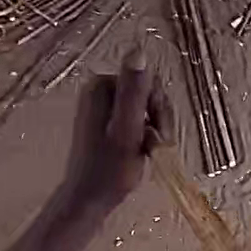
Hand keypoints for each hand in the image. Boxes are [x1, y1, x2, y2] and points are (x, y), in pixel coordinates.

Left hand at [61, 48, 171, 210]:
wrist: (90, 200)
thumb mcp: (127, 128)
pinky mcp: (106, 123)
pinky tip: (140, 153)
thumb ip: (134, 91)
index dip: (160, 109)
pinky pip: (137, 121)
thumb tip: (138, 50)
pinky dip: (144, 137)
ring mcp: (103, 108)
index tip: (158, 134)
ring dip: (153, 131)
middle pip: (148, 95)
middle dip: (158, 120)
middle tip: (154, 146)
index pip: (148, 83)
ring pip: (146, 110)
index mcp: (103, 87)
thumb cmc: (109, 169)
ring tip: (147, 152)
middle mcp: (100, 91)